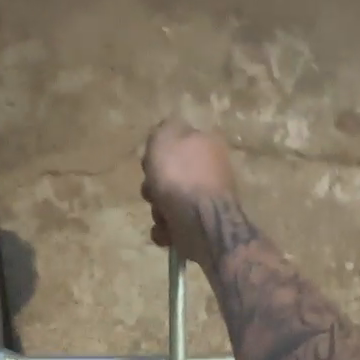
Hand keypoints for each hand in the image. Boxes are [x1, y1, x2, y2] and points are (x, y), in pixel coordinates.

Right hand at [140, 119, 237, 267]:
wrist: (200, 222)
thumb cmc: (180, 175)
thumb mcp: (166, 136)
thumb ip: (165, 128)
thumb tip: (167, 133)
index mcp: (206, 145)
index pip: (176, 144)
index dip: (157, 153)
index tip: (150, 162)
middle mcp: (210, 172)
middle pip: (170, 177)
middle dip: (155, 186)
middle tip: (153, 191)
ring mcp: (207, 202)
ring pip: (169, 203)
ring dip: (158, 211)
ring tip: (162, 215)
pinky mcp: (201, 227)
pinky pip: (174, 226)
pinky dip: (166, 230)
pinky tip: (167, 231)